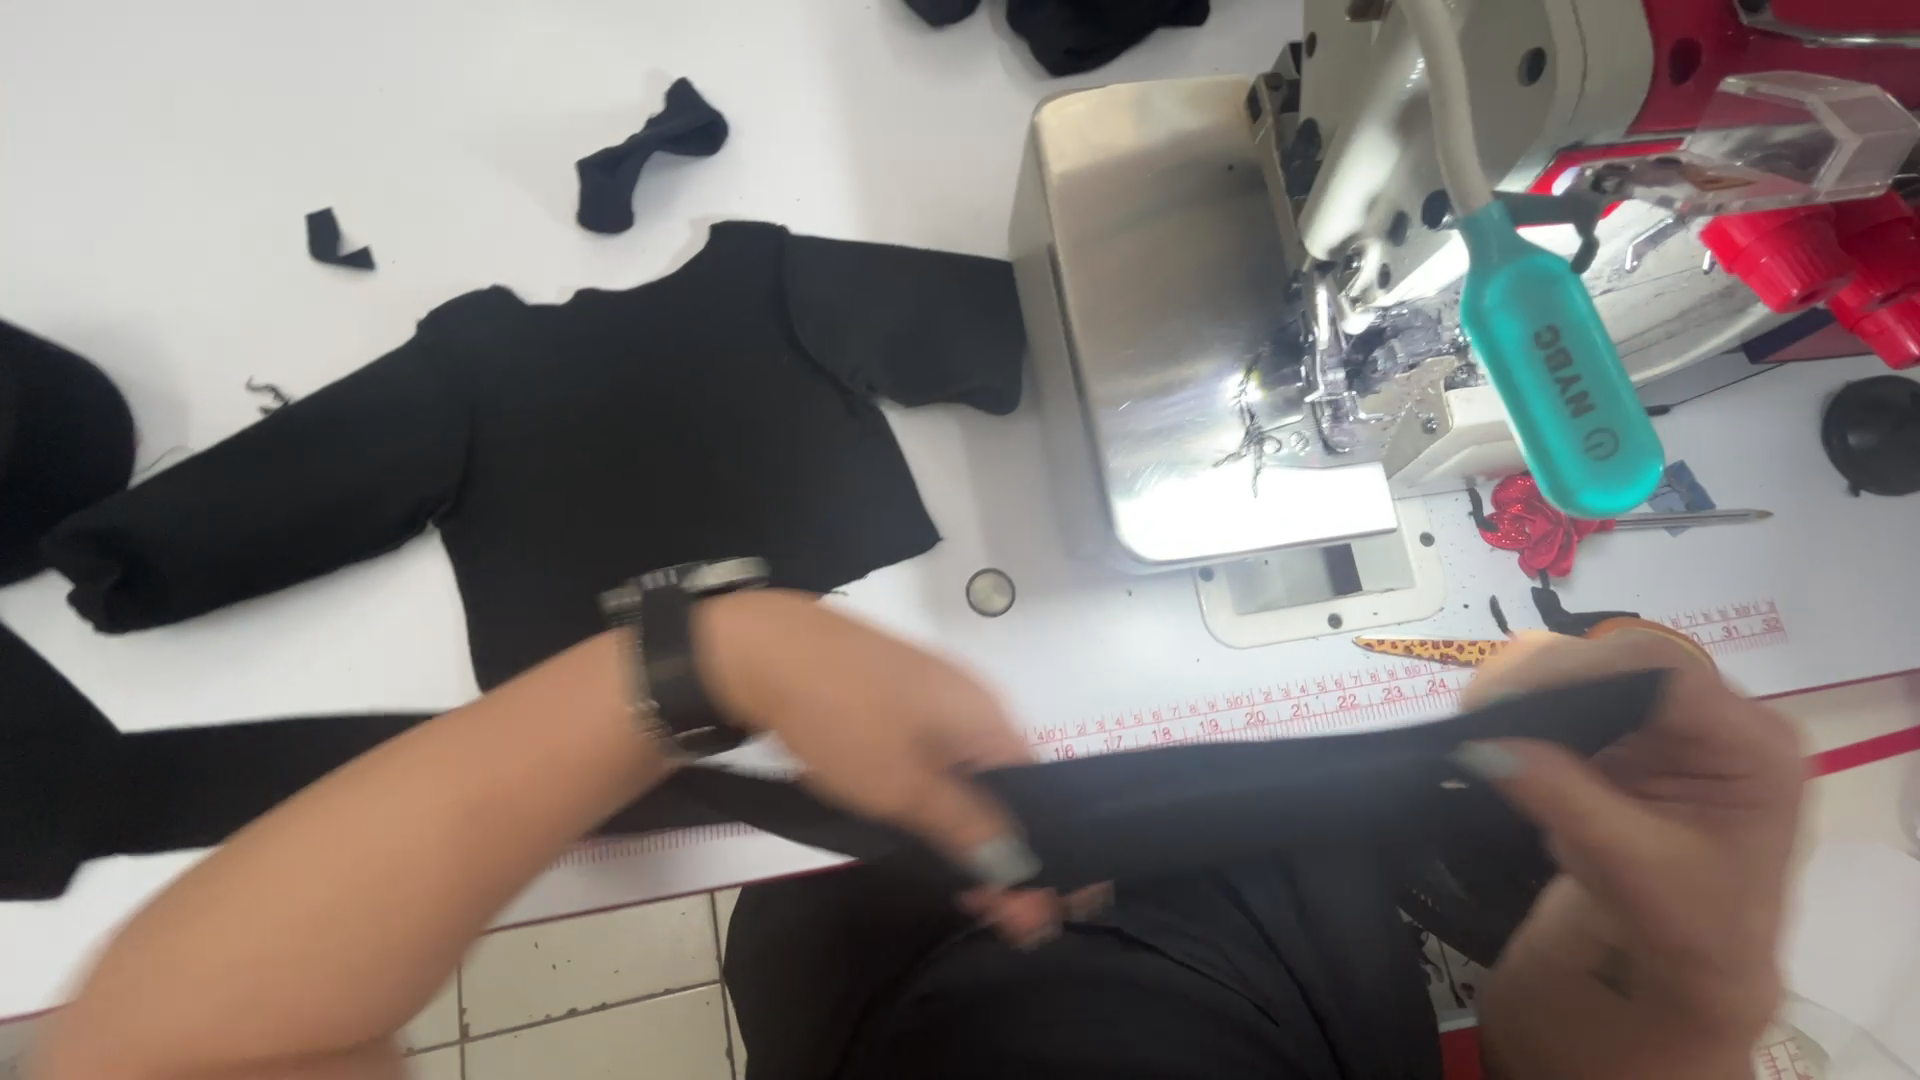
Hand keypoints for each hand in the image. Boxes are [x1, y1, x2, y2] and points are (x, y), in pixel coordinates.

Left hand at [692, 589, 1086, 945]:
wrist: (760, 649)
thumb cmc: (840, 717)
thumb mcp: (903, 787)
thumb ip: (966, 829)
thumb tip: (1023, 870)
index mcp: (989, 715)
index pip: (1039, 793)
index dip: (1029, 851)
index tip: (1014, 908)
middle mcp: (973, 698)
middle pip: (1003, 781)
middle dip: (990, 839)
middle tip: (971, 896)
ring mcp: (934, 690)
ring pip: (963, 766)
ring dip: (957, 816)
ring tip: (941, 864)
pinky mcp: (899, 690)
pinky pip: (932, 748)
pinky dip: (929, 786)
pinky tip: (910, 813)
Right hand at [1459, 628, 1801, 1079]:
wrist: (1677, 949)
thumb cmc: (1683, 920)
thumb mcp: (1629, 866)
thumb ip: (1562, 798)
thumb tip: (1478, 744)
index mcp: (1747, 742)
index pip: (1661, 669)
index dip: (1577, 667)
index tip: (1500, 697)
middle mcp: (1708, 711)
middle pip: (1613, 653)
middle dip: (1537, 673)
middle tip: (1475, 709)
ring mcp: (1658, 713)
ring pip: (1578, 659)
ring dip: (1518, 681)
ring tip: (1476, 718)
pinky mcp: (1614, 721)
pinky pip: (1555, 682)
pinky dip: (1513, 696)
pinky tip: (1490, 720)